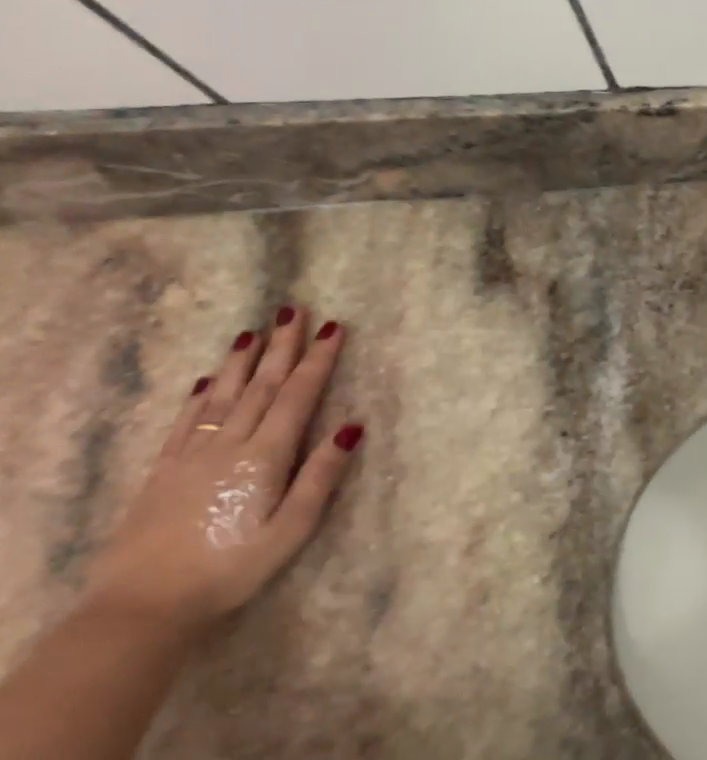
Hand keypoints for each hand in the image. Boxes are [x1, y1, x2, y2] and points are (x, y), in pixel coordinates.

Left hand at [82, 308, 362, 638]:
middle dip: (281, 347)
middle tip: (293, 310)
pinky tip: (209, 381)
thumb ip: (321, 476)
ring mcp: (191, 456)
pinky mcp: (163, 471)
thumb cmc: (232, 569)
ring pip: (223, 396)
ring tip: (253, 331)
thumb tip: (352, 426)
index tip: (332, 327)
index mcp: (265, 457)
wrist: (144, 605)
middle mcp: (229, 446)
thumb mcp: (292, 529)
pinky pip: (187, 422)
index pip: (298, 396)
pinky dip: (202, 395)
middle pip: (261, 386)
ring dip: (241, 361)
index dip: (317, 360)